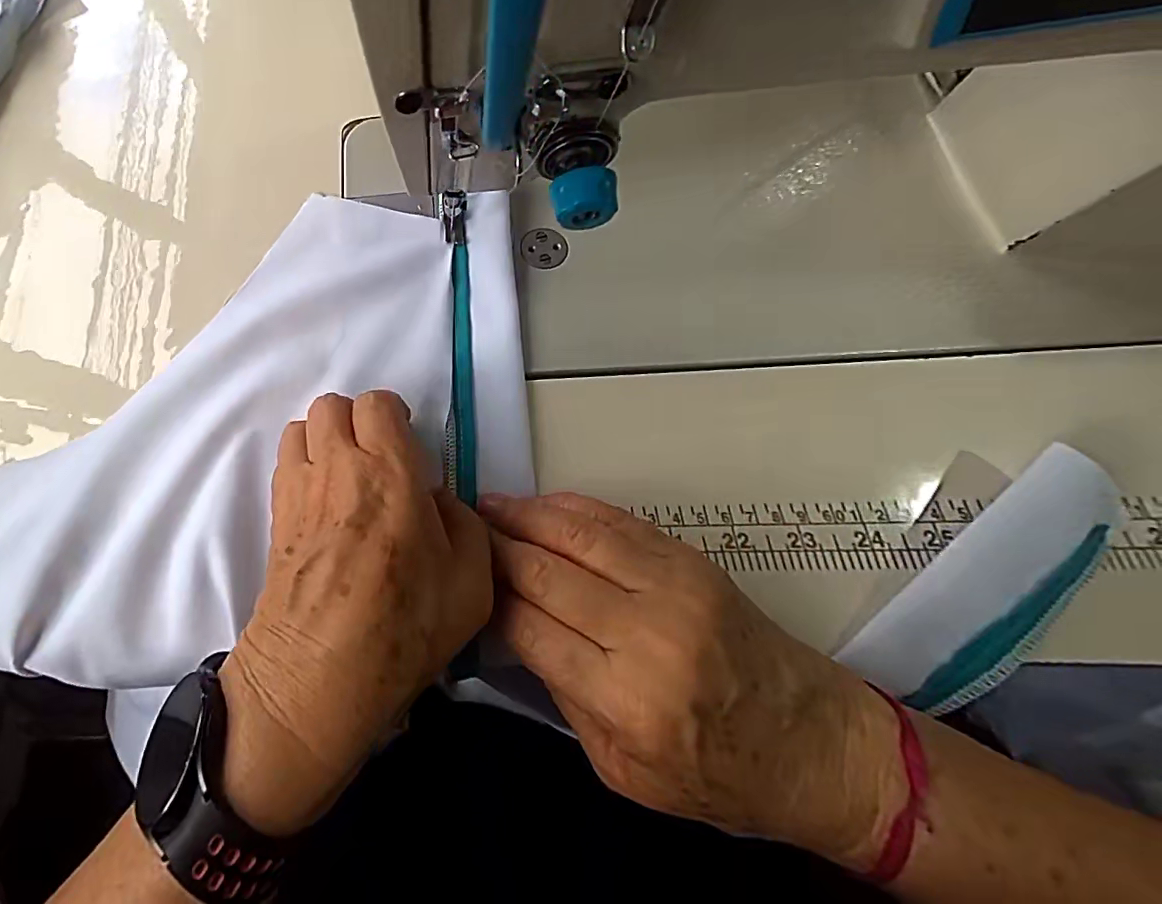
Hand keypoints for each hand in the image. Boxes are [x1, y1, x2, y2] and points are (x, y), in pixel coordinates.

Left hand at [218, 391, 492, 835]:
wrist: (319, 667)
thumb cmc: (403, 627)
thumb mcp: (471, 581)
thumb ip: (461, 521)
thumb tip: (432, 497)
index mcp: (390, 473)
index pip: (377, 403)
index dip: (393, 417)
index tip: (404, 446)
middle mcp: (337, 466)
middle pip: (332, 405)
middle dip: (356, 422)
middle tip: (375, 459)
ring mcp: (298, 485)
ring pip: (301, 426)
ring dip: (323, 440)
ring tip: (343, 477)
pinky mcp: (275, 510)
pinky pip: (284, 461)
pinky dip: (302, 465)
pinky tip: (320, 501)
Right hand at [482, 492, 905, 869]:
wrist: (822, 750)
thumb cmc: (715, 774)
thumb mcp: (621, 769)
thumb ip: (561, 695)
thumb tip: (512, 626)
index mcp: (624, 699)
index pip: (524, 624)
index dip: (484, 596)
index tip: (458, 580)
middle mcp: (647, 636)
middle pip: (540, 571)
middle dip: (490, 548)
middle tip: (456, 532)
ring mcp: (674, 590)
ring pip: (572, 534)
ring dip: (519, 514)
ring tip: (484, 507)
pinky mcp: (691, 563)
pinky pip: (614, 520)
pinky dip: (566, 506)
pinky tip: (535, 505)